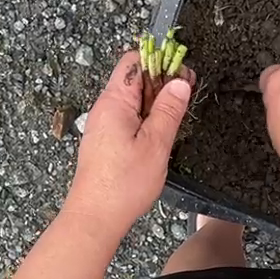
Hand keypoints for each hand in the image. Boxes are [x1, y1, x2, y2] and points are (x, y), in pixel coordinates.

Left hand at [63, 49, 193, 238]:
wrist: (95, 218)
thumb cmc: (121, 186)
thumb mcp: (155, 145)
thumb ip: (169, 111)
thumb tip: (180, 82)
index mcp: (114, 102)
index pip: (134, 60)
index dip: (160, 61)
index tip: (182, 74)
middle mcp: (104, 109)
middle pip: (134, 79)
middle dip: (161, 84)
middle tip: (184, 99)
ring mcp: (103, 126)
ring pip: (133, 101)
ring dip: (155, 105)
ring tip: (173, 121)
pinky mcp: (105, 143)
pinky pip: (127, 120)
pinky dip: (145, 122)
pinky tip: (158, 138)